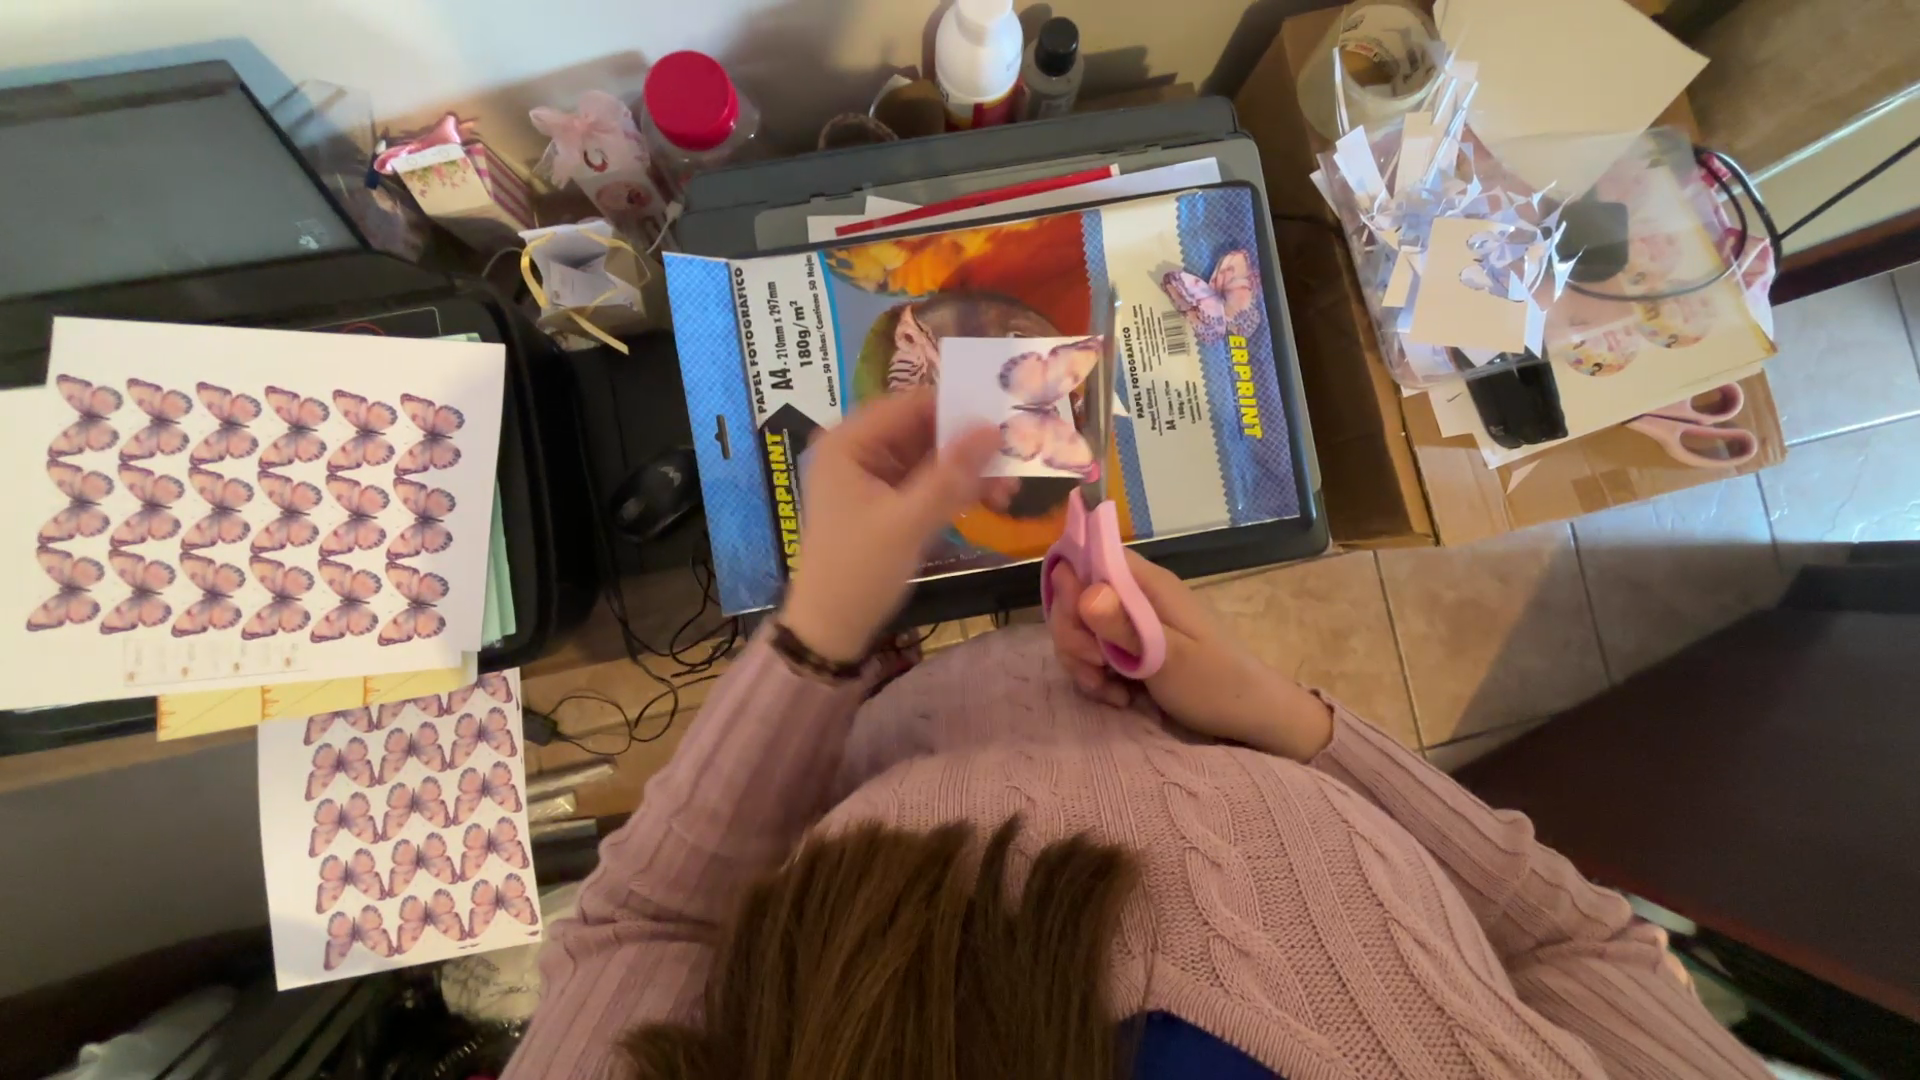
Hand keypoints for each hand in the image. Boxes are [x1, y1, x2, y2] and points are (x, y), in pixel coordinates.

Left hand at [779, 389, 1004, 662]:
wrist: (831, 628)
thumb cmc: (859, 572)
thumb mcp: (909, 522)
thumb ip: (951, 475)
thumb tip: (994, 430)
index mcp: (848, 443)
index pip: (909, 405)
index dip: (957, 408)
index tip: (1005, 419)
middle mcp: (857, 451)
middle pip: (923, 430)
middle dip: (968, 446)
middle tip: (1014, 459)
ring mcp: (871, 477)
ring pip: (930, 457)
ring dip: (968, 471)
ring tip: (1008, 491)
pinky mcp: (885, 502)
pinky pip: (927, 482)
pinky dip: (955, 489)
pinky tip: (990, 502)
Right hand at [1047, 552, 1333, 760]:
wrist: (1253, 718)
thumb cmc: (1217, 684)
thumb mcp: (1170, 657)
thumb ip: (1124, 625)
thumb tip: (1085, 591)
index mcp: (1148, 584)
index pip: (1091, 559)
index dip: (1072, 587)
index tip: (1079, 627)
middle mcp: (1137, 596)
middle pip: (1077, 597)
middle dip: (1073, 634)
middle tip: (1094, 666)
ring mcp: (1133, 623)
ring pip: (1081, 629)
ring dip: (1081, 661)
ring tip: (1105, 689)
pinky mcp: (1131, 650)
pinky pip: (1094, 654)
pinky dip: (1095, 675)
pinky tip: (1115, 696)